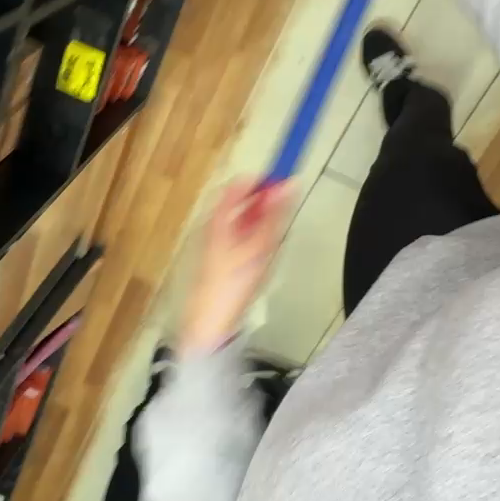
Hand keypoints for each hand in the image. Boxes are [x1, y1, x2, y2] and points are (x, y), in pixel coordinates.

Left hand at [177, 180, 291, 358]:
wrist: (212, 320)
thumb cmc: (234, 281)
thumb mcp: (260, 245)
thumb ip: (275, 214)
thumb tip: (288, 184)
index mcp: (219, 219)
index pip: (238, 185)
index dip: (260, 180)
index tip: (281, 182)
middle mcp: (214, 226)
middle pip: (239, 201)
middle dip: (263, 201)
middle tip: (283, 209)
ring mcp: (215, 241)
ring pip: (241, 219)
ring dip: (260, 218)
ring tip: (275, 234)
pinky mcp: (220, 256)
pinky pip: (239, 234)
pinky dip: (254, 234)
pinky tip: (264, 251)